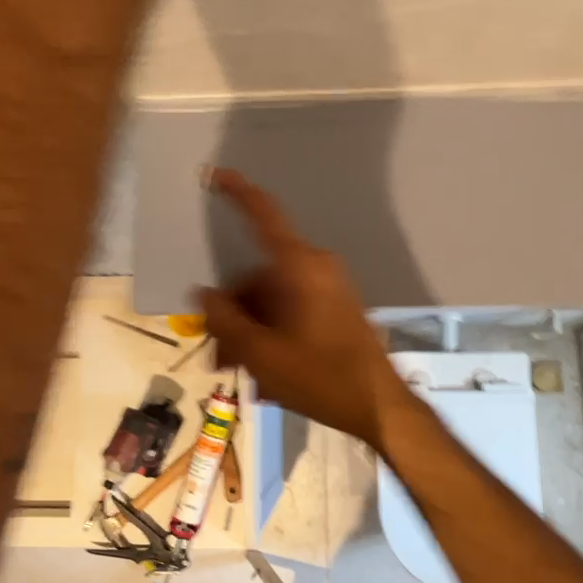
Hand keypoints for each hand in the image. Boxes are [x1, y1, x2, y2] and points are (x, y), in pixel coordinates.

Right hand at [195, 169, 413, 448]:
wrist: (379, 407)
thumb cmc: (321, 378)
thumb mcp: (262, 355)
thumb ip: (226, 320)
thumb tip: (203, 292)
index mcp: (299, 267)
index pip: (265, 216)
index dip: (238, 193)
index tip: (214, 174)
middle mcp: (315, 268)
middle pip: (258, 276)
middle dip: (233, 312)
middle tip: (218, 355)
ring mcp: (327, 289)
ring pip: (271, 299)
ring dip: (249, 331)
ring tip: (238, 371)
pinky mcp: (334, 309)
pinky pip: (290, 311)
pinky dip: (271, 334)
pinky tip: (263, 374)